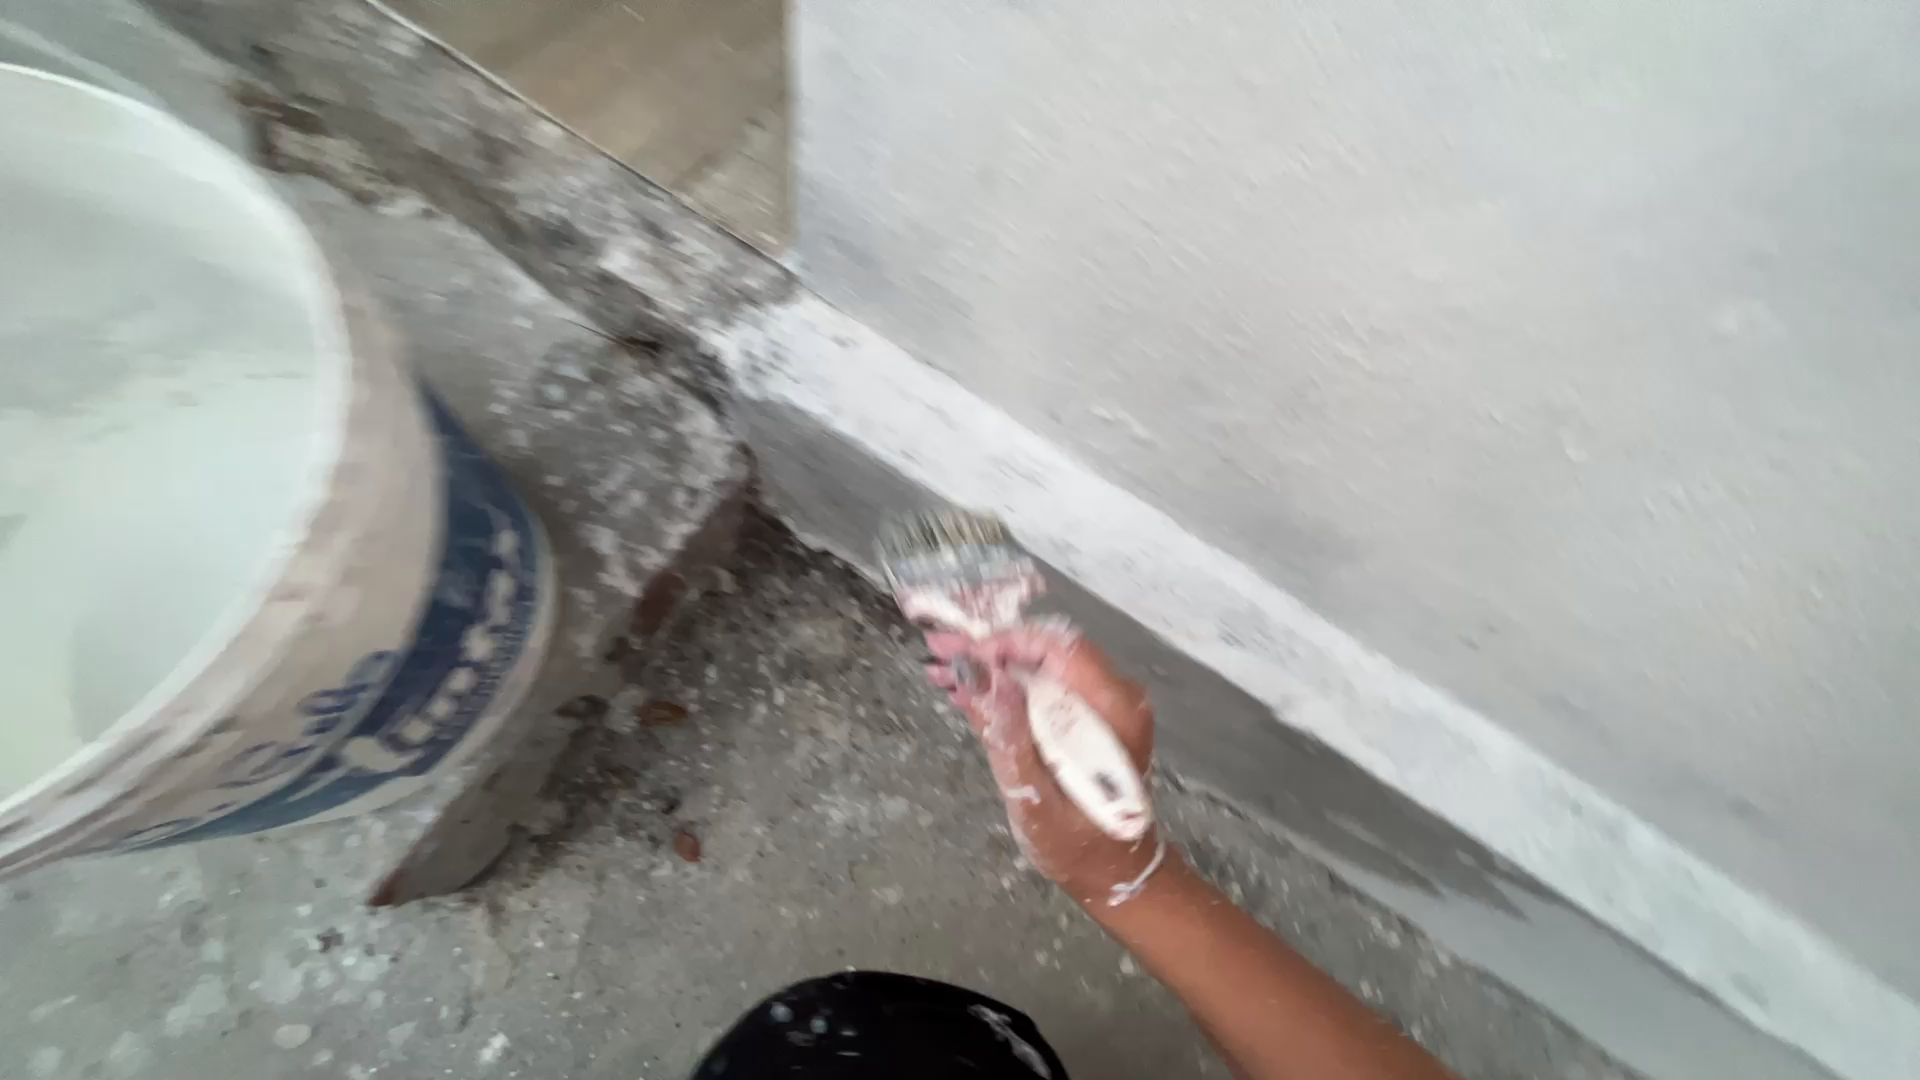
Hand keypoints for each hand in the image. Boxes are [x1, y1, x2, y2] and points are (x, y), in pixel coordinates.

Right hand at [924, 622, 1165, 906]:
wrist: (1111, 872)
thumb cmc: (1077, 844)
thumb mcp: (1035, 800)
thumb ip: (1010, 737)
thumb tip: (983, 676)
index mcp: (1112, 709)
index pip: (1060, 649)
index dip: (1009, 642)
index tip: (963, 652)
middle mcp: (1111, 695)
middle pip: (1045, 651)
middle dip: (988, 649)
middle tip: (938, 647)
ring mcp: (1097, 703)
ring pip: (1037, 665)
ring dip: (988, 665)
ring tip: (938, 667)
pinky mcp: (1080, 714)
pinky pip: (1039, 686)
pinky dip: (1002, 686)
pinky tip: (962, 688)